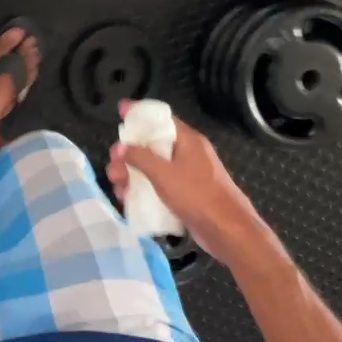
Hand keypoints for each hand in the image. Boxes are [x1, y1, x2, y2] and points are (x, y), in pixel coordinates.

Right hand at [107, 102, 262, 257]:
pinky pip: (159, 186)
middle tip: (113, 163)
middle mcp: (187, 154)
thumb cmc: (198, 196)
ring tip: (117, 186)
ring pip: (153, 168)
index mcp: (187, 141)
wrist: (228, 231)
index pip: (160, 118)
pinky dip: (143, 189)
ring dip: (132, 174)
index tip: (120, 110)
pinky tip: (128, 199)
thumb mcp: (164, 174)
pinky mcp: (185, 195)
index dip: (139, 113)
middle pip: (152, 145)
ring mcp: (187, 175)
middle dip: (129, 153)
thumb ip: (140, 157)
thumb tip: (122, 147)